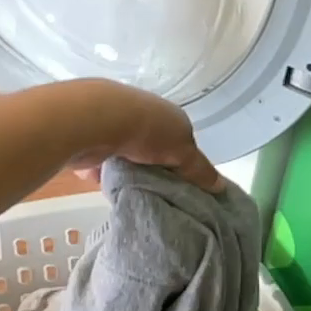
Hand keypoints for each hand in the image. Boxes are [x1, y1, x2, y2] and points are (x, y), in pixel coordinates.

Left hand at [55, 79, 222, 191]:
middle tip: (163, 196)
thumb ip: (200, 169)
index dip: (185, 163)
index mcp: (166, 114)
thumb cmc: (148, 130)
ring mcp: (113, 127)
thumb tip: (221, 186)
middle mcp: (141, 117)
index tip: (187, 188)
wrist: (96, 121)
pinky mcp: (89, 141)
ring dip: (130, 173)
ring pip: (127, 157)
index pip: (180, 141)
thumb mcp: (183, 150)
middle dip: (156, 170)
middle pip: (153, 150)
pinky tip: (111, 191)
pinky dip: (105, 176)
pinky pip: (101, 164)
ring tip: (138, 196)